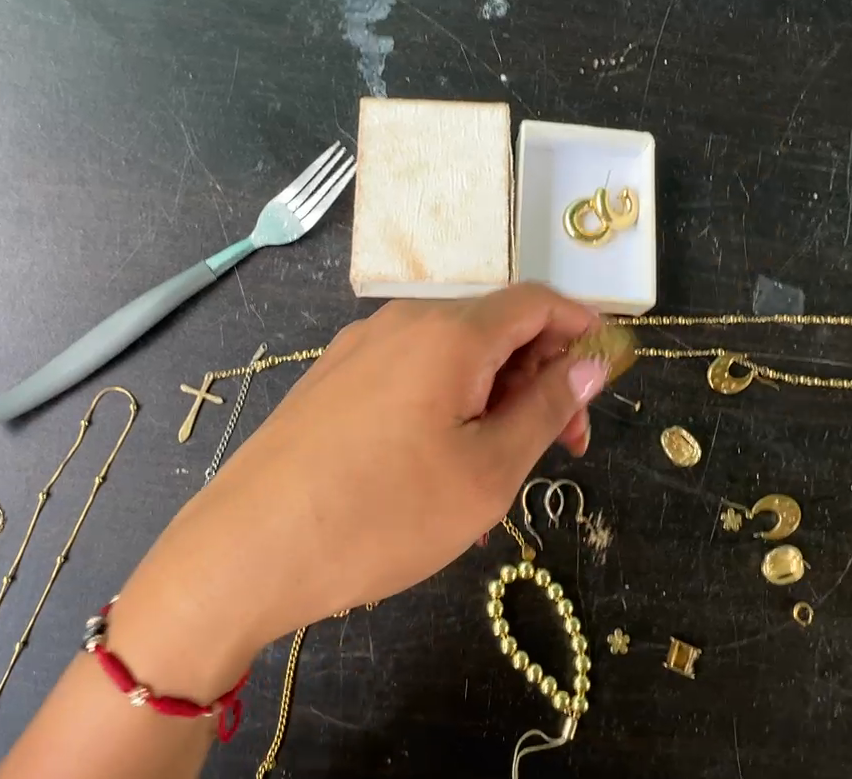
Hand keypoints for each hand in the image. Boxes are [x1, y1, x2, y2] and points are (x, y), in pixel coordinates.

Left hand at [115, 286, 604, 698]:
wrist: (247, 550)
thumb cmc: (384, 514)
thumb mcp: (487, 472)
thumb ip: (546, 408)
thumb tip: (591, 363)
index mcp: (449, 332)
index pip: (535, 301)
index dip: (580, 327)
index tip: (604, 375)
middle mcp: (403, 322)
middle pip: (493, 328)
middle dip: (539, 376)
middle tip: (561, 446)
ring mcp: (359, 349)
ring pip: (451, 356)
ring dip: (493, 397)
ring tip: (500, 470)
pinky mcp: (332, 380)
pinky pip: (410, 376)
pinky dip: (447, 405)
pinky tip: (442, 467)